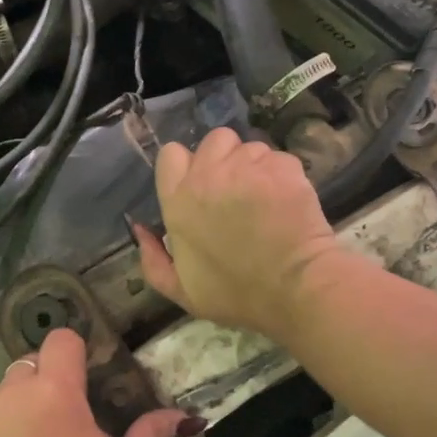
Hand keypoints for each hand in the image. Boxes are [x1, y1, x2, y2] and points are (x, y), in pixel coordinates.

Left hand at [0, 328, 190, 436]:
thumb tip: (181, 415)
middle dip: (48, 389)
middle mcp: (11, 393)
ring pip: (5, 399)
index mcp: (55, 392)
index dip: (75, 355)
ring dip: (20, 416)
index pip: (62, 339)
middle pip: (32, 368)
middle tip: (63, 431)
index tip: (84, 384)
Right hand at [132, 127, 345, 340]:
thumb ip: (154, 261)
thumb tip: (140, 229)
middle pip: (213, 141)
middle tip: (236, 187)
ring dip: (254, 165)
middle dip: (224, 158)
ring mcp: (247, 166)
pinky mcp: (281, 166)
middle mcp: (208, 174)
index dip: (186, 165)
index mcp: (179, 200)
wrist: (295, 290)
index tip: (199, 184)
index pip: (171, 154)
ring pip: (248, 147)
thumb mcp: (183, 292)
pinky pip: (277, 158)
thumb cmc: (237, 295)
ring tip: (265, 194)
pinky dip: (281, 174)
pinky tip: (286, 198)